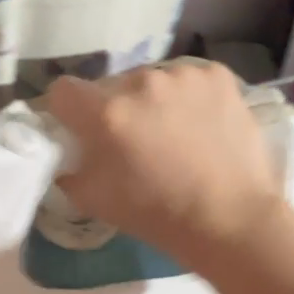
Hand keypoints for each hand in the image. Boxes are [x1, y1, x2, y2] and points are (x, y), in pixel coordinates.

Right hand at [43, 63, 293, 267]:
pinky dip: (187, 99)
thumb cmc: (156, 215)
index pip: (63, 91)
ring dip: (152, 102)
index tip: (79, 131)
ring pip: (151, 81)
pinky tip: (199, 127)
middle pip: (111, 87)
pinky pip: (187, 80)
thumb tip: (68, 156)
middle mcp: (141, 82)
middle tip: (133, 143)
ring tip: (172, 136)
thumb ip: (69, 170)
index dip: (67, 112)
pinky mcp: (217, 75)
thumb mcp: (94, 202)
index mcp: (107, 113)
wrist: (230, 219)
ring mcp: (183, 75)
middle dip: (114, 110)